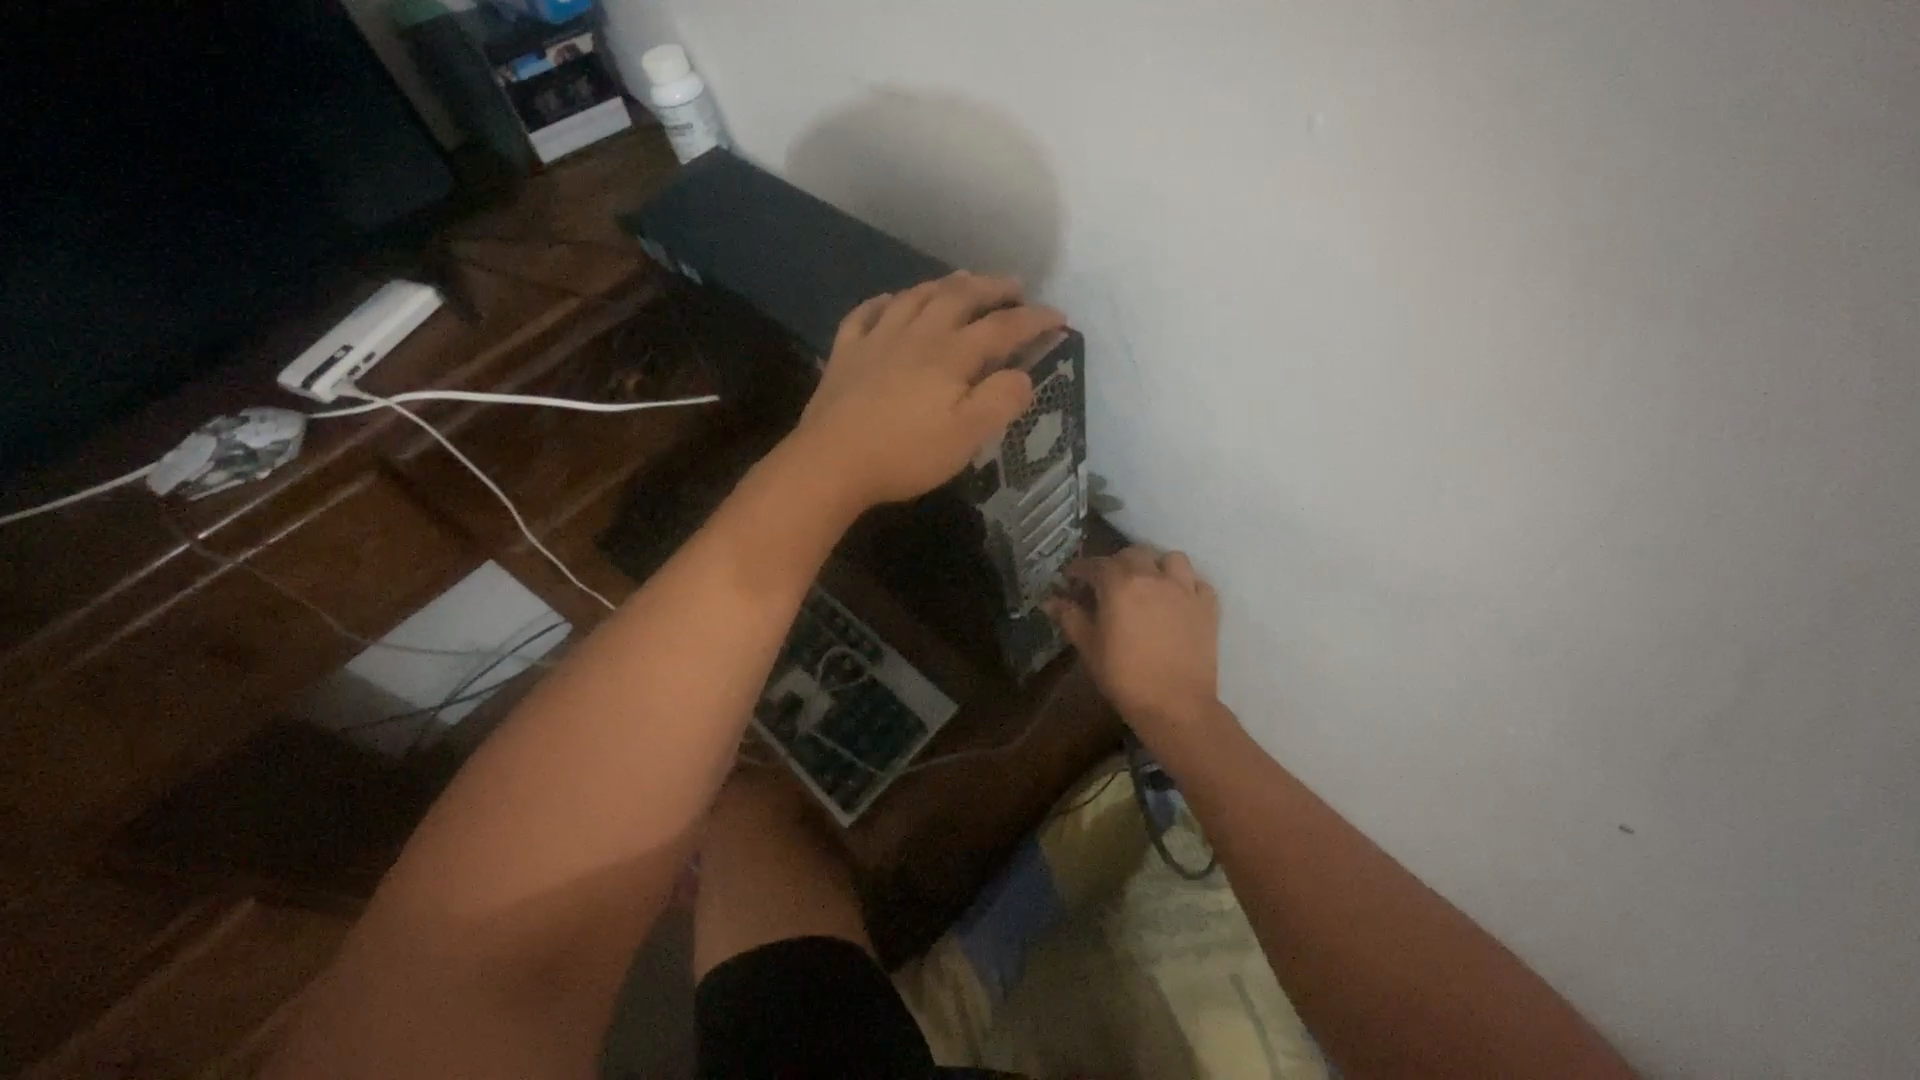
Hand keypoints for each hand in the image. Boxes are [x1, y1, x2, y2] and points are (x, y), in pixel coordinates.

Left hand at [788, 272, 1063, 508]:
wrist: (831, 462)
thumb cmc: (905, 454)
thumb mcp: (966, 437)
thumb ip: (999, 401)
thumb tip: (1023, 374)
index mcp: (950, 355)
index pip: (1002, 328)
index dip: (1033, 319)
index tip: (1059, 317)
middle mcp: (916, 335)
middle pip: (959, 298)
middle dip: (991, 287)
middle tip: (1014, 285)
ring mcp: (876, 340)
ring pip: (914, 297)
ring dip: (943, 285)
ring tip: (961, 281)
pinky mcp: (845, 354)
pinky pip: (866, 314)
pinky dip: (884, 302)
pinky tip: (890, 301)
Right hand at [1045, 546, 1222, 738]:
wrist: (1175, 704)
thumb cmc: (1124, 677)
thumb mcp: (1089, 647)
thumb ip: (1070, 618)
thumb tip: (1051, 601)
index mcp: (1120, 584)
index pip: (1095, 564)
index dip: (1080, 570)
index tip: (1071, 580)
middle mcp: (1154, 577)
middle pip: (1134, 554)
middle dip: (1117, 563)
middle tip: (1107, 584)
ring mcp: (1185, 590)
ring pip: (1172, 559)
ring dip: (1156, 565)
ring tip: (1148, 583)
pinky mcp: (1208, 607)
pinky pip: (1197, 583)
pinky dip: (1186, 585)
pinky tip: (1177, 601)